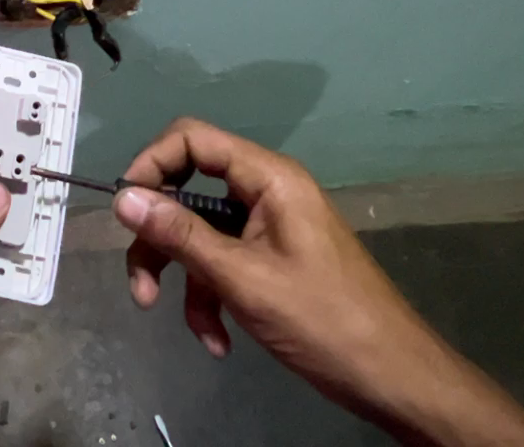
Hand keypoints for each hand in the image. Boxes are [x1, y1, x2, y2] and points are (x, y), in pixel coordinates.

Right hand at [113, 118, 523, 446]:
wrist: (401, 385)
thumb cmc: (325, 322)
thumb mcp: (242, 279)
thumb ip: (180, 234)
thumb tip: (122, 198)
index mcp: (267, 178)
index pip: (192, 138)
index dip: (152, 163)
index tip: (127, 206)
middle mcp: (264, 191)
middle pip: (187, 191)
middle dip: (160, 239)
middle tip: (142, 284)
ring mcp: (267, 226)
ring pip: (198, 232)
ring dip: (183, 278)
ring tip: (189, 327)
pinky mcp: (269, 258)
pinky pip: (220, 261)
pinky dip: (210, 297)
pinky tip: (217, 339)